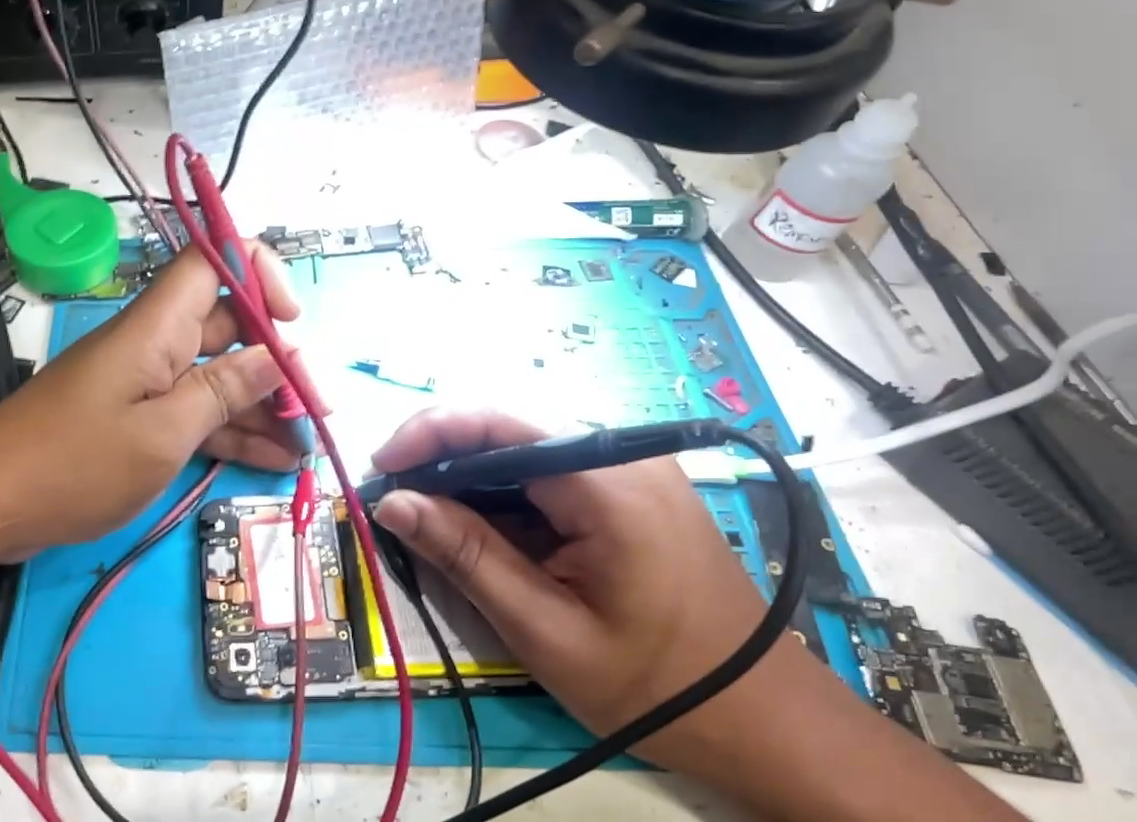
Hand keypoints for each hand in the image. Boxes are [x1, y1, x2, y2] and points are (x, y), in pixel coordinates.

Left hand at [0, 242, 306, 559]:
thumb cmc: (75, 463)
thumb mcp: (161, 434)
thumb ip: (222, 392)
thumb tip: (276, 357)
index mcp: (155, 326)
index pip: (211, 262)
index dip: (258, 274)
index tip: (293, 320)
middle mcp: (153, 343)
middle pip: (227, 327)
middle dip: (276, 362)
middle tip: (314, 410)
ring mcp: (144, 383)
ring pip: (215, 377)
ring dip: (259, 407)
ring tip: (305, 447)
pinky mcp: (135, 420)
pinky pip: (193, 413)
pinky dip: (229, 433)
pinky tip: (272, 460)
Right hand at [368, 408, 821, 771]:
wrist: (767, 722)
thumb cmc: (656, 685)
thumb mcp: (546, 630)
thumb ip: (466, 556)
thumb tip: (392, 502)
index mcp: (606, 484)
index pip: (497, 424)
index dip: (428, 436)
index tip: (379, 470)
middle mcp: (622, 457)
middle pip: (509, 429)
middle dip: (442, 456)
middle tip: (395, 498)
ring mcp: (633, 472)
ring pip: (526, 450)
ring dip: (470, 477)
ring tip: (426, 515)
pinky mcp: (633, 492)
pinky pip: (552, 474)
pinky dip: (505, 494)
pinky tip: (480, 527)